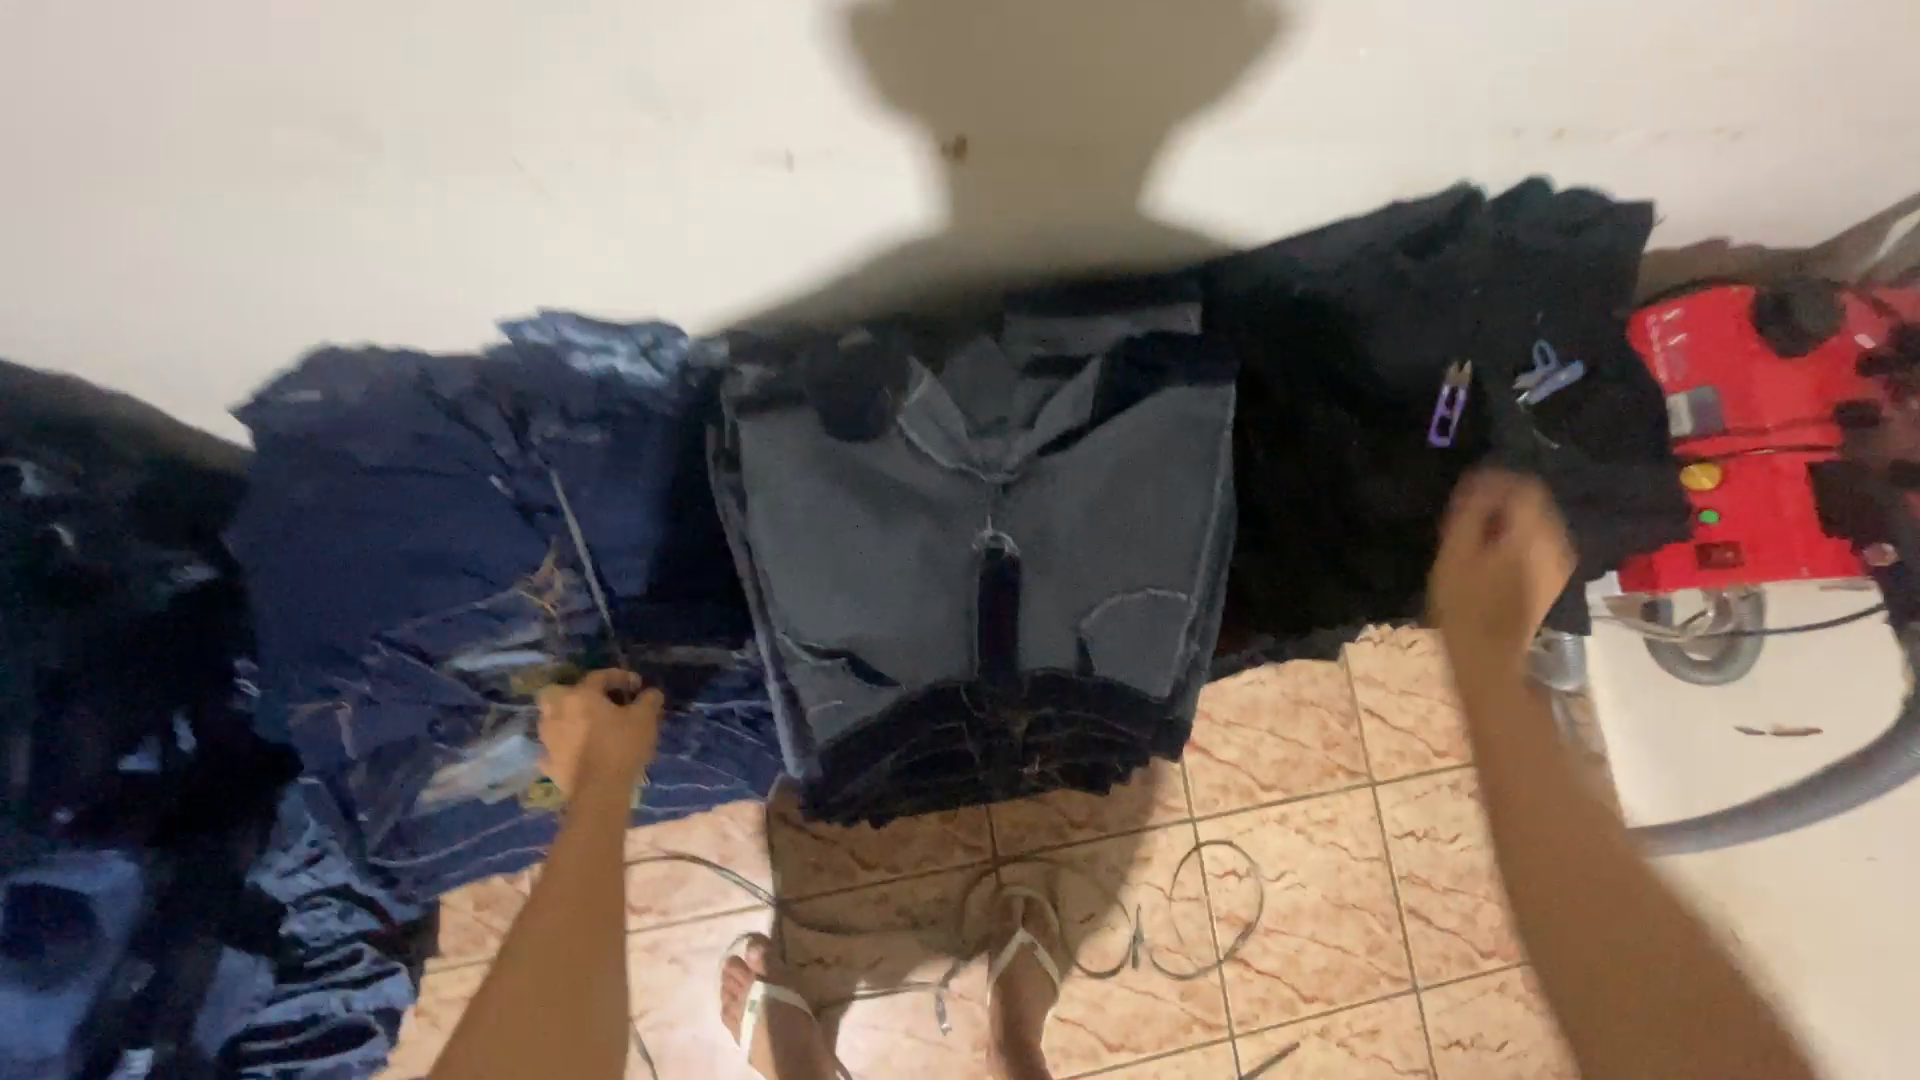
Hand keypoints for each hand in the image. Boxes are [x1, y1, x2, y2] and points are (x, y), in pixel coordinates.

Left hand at [536, 669, 663, 795]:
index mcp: (580, 695)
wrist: (599, 790)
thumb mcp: (645, 718)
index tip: (637, 685)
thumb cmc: (622, 746)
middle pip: (556, 692)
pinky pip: (553, 748)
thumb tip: (651, 693)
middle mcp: (557, 712)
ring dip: (567, 719)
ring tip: (589, 727)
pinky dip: (563, 747)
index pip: (599, 676)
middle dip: (574, 693)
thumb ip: (649, 699)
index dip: (620, 677)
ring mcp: (548, 739)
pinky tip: (577, 752)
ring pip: (552, 720)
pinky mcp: (548, 763)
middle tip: (596, 702)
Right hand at [1429, 469, 1575, 680]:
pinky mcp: (1552, 578)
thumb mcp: (1456, 555)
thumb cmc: (1465, 606)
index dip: (1493, 480)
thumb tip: (1478, 485)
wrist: (1489, 657)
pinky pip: (1538, 542)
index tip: (1465, 486)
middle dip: (1500, 498)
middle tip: (1465, 509)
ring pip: (1536, 522)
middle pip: (1534, 502)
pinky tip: (1490, 551)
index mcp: (1534, 534)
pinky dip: (1515, 536)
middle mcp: (1557, 543)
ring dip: (1506, 518)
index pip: (1523, 487)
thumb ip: (1470, 514)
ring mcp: (1559, 563)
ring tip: (1474, 530)